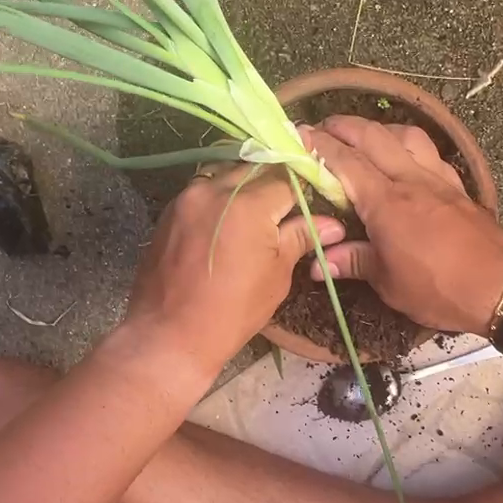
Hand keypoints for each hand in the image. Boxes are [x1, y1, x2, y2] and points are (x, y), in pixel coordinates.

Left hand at [121, 164, 344, 373]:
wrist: (169, 335)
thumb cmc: (231, 312)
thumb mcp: (276, 275)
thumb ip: (300, 238)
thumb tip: (333, 224)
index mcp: (248, 204)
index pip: (288, 178)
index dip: (305, 189)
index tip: (314, 203)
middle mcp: (215, 189)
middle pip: (257, 168)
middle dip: (276, 183)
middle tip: (289, 208)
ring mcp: (188, 196)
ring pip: (228, 172)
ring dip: (247, 185)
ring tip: (259, 213)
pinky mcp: (171, 209)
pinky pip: (204, 188)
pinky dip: (222, 195)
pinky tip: (230, 219)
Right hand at [301, 116, 502, 334]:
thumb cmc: (440, 287)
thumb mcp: (389, 283)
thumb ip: (353, 263)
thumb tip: (318, 263)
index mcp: (386, 202)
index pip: (345, 161)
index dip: (318, 145)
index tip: (296, 134)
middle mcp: (410, 179)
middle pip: (373, 136)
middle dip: (343, 126)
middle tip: (321, 127)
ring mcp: (437, 179)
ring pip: (405, 135)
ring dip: (378, 128)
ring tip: (363, 137)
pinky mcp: (456, 186)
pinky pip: (428, 152)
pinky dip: (408, 145)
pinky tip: (404, 157)